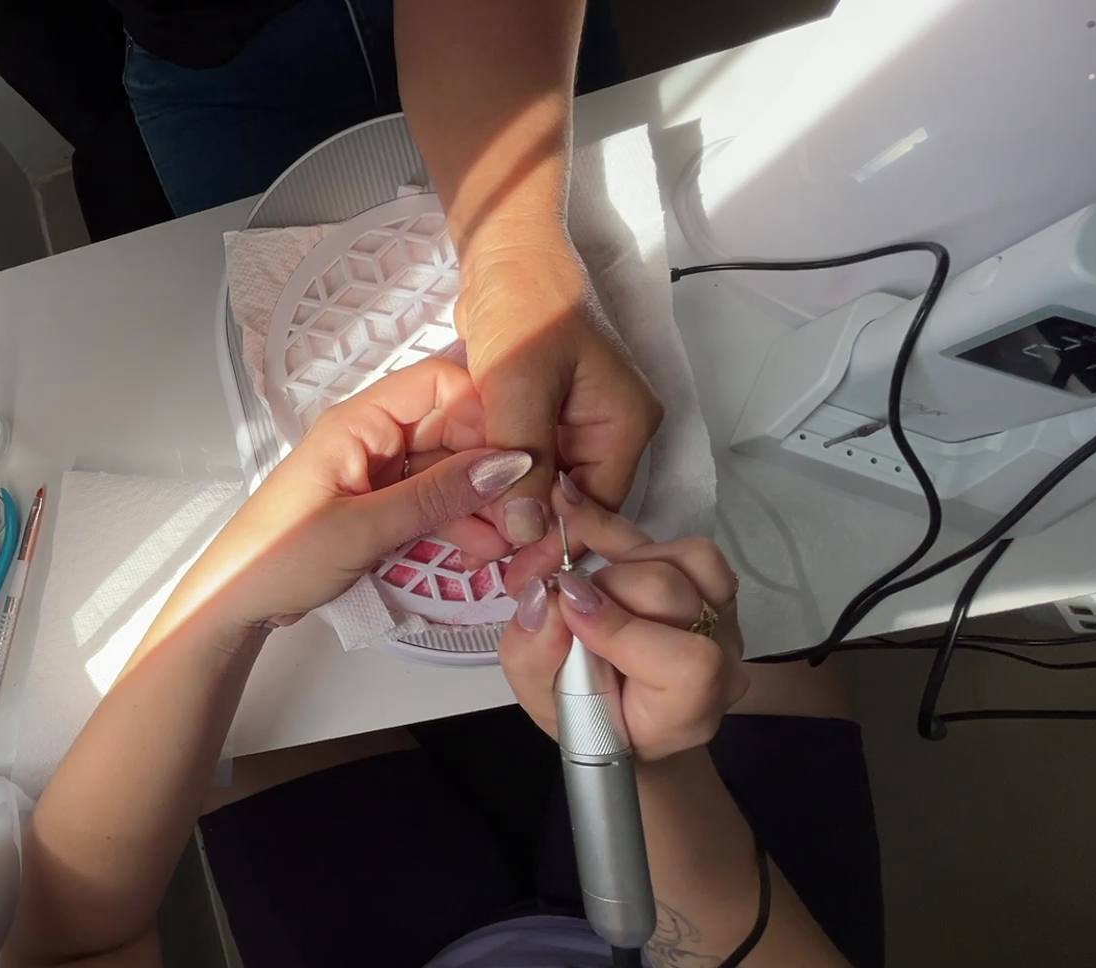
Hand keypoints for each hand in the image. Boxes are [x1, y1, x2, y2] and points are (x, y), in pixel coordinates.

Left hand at [189, 359, 531, 630]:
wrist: (236, 601)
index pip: (438, 384)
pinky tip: (482, 549)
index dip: (485, 412)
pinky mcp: (377, 507)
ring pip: (445, 471)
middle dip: (489, 470)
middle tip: (525, 516)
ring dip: (478, 504)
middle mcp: (371, 438)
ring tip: (508, 545)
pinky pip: (429, 502)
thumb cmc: (279, 557)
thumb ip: (436, 496)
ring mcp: (376, 474)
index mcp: (358, 422)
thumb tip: (509, 463)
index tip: (520, 457)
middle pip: (450, 430)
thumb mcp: (362, 528)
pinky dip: (455, 522)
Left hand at [455, 247, 663, 583]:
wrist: (504, 260)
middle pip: (575, 504)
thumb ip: (524, 461)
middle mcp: (607, 431)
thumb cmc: (522, 312)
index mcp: (623, 425)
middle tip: (492, 575)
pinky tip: (472, 516)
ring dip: (515, 518)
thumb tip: (528, 533)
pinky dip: (504, 490)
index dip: (556, 544)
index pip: (596, 506)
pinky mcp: (544, 420)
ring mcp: (575, 426)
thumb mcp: (519, 388)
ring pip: (549, 490)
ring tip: (476, 555)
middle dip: (533, 538)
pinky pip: (529, 468)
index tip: (518, 578)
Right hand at [498, 492, 746, 761]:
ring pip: (687, 561)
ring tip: (576, 569)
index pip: (685, 663)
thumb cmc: (580, 713)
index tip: (564, 604)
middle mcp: (719, 664)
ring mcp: (724, 623)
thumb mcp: (536, 697)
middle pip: (671, 594)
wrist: (618, 709)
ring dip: (618, 557)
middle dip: (600, 583)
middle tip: (552, 587)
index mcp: (682, 712)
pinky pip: (688, 549)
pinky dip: (634, 538)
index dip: (620, 626)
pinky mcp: (713, 591)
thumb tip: (541, 596)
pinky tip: (593, 538)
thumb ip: (532, 654)